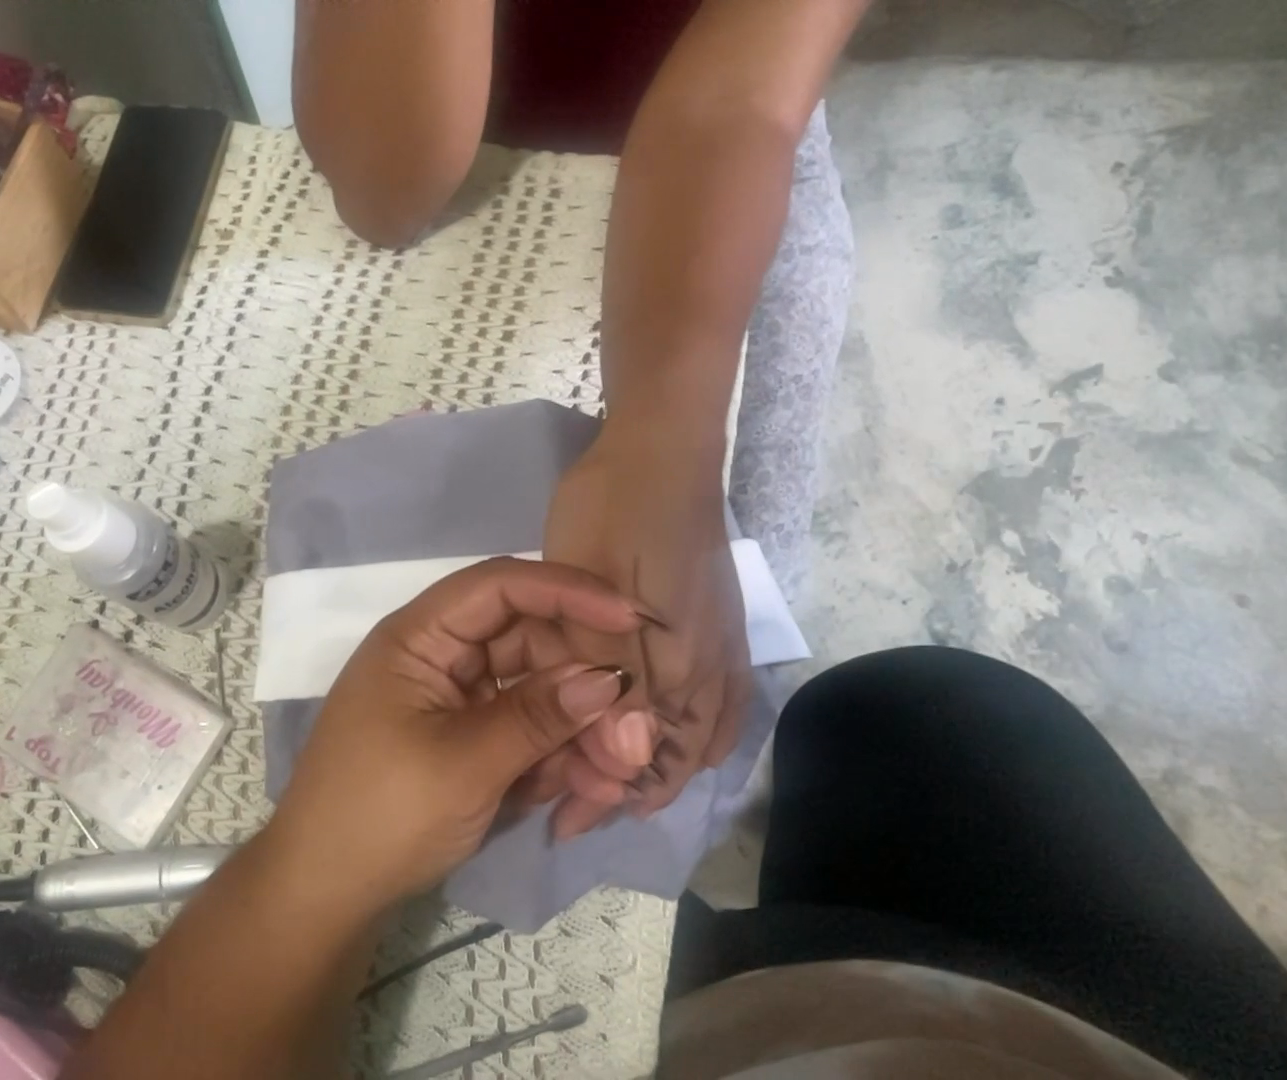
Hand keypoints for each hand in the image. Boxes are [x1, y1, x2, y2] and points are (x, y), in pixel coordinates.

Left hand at [265, 558, 648, 916]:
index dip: (568, 591)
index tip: (631, 620)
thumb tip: (611, 678)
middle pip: (531, 645)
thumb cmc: (382, 814)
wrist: (327, 892)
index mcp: (419, 638)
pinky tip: (586, 798)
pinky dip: (558, 761)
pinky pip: (526, 735)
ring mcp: (456, 703)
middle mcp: (440, 659)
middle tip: (634, 739)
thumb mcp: (465, 763)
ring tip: (612, 786)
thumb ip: (539, 716)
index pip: (500, 587)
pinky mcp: (469, 744)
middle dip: (586, 689)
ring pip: (538, 694)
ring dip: (581, 735)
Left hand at [538, 423, 752, 837]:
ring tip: (615, 788)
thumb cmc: (606, 513)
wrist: (665, 448)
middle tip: (579, 812)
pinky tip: (673, 740)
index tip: (563, 819)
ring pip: (700, 734)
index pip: (642, 756)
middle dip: (626, 790)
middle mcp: (708, 669)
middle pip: (673, 755)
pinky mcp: (723, 627)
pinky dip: (695, 735)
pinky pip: (721, 704)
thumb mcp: (576, 592)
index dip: (602, 792)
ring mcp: (723, 647)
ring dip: (660, 768)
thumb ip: (592, 667)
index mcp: (670, 664)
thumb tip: (610, 750)